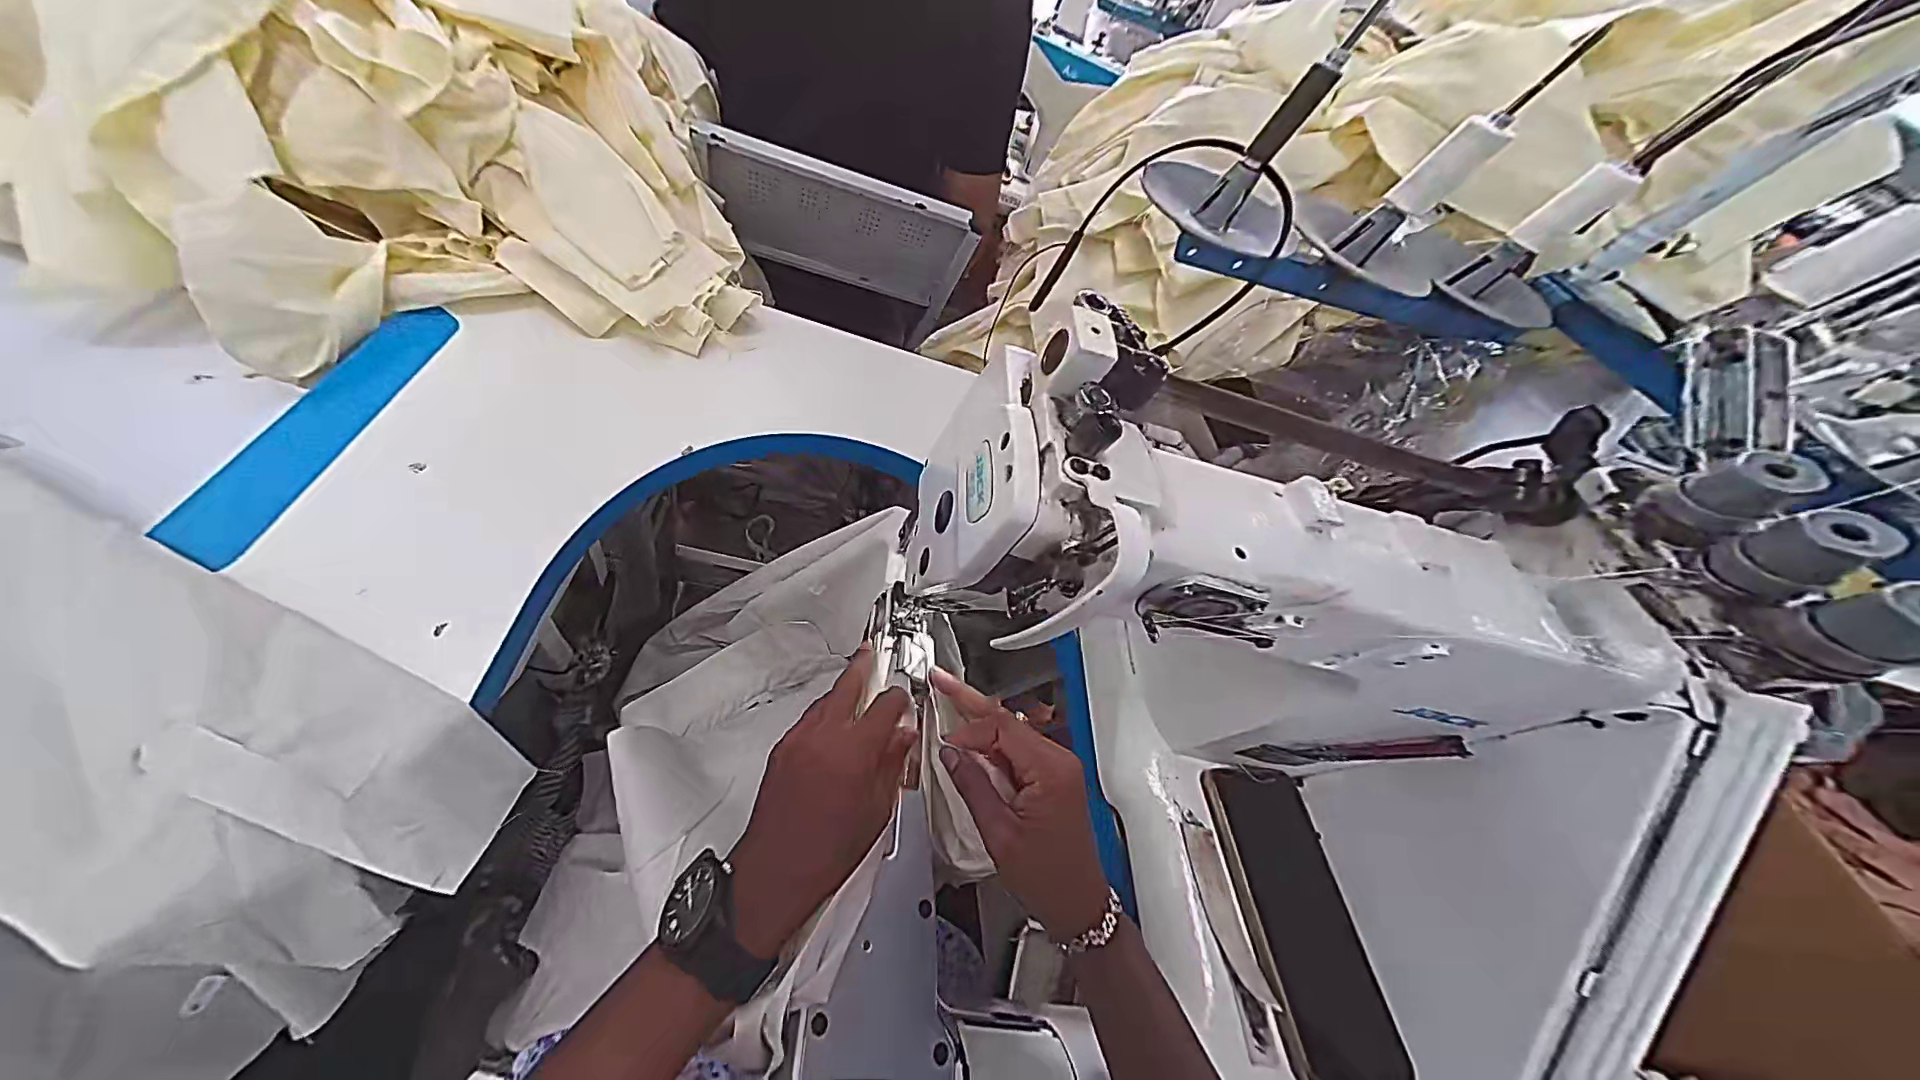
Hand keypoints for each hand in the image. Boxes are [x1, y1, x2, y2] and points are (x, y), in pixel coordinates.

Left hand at [730, 648, 914, 957]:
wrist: (776, 871)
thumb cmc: (825, 852)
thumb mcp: (877, 809)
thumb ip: (893, 765)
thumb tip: (903, 738)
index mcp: (856, 750)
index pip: (886, 705)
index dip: (901, 699)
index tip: (905, 703)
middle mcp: (825, 737)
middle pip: (848, 684)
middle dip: (864, 665)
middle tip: (872, 651)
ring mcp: (799, 740)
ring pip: (826, 699)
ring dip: (843, 690)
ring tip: (857, 686)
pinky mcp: (782, 749)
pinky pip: (808, 718)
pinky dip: (824, 712)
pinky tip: (834, 721)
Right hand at [933, 668, 1110, 939]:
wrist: (1078, 904)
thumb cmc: (1048, 878)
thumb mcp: (999, 834)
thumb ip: (973, 786)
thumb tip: (951, 753)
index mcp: (1050, 770)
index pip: (1001, 729)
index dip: (967, 730)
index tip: (943, 741)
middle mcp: (1059, 761)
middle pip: (1007, 721)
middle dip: (970, 701)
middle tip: (941, 681)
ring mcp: (1058, 767)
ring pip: (1011, 732)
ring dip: (979, 723)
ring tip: (949, 704)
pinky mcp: (1052, 777)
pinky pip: (1018, 750)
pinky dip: (992, 745)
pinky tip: (971, 743)